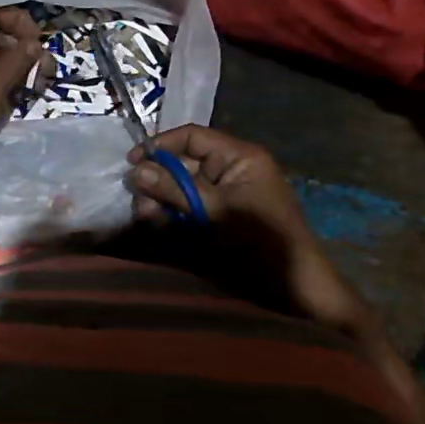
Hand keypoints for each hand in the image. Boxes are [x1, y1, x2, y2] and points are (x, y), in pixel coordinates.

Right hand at [127, 125, 310, 240]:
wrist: (292, 286)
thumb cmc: (260, 239)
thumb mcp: (215, 210)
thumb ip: (174, 189)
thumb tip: (135, 171)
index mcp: (239, 157)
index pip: (192, 137)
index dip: (160, 146)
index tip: (132, 162)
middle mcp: (229, 170)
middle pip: (182, 163)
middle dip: (157, 180)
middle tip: (140, 201)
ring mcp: (223, 194)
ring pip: (180, 187)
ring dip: (160, 200)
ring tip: (148, 217)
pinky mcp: (216, 217)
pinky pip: (186, 207)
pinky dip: (171, 214)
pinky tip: (160, 226)